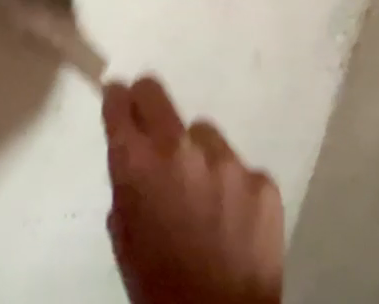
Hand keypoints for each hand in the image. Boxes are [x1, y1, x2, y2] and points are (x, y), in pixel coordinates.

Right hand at [103, 77, 284, 303]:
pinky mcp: (262, 181)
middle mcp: (179, 147)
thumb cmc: (157, 284)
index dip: (116, 99)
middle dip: (147, 104)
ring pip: (203, 134)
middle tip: (150, 130)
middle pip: (156, 93)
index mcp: (136, 161)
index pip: (119, 100)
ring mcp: (226, 161)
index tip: (118, 102)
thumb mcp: (123, 231)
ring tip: (202, 193)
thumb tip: (135, 159)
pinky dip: (232, 185)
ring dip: (196, 153)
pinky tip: (231, 217)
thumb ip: (126, 183)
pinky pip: (239, 167)